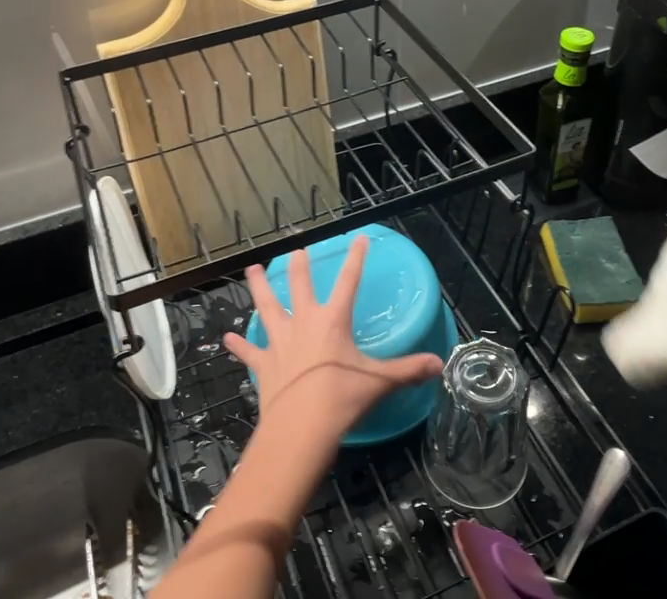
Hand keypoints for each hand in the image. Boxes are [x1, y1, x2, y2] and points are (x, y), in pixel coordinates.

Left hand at [225, 236, 444, 437]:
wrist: (301, 427)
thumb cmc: (342, 398)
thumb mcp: (380, 382)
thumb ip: (408, 370)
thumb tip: (439, 363)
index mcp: (333, 321)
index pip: (349, 282)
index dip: (356, 259)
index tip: (359, 238)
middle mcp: (304, 323)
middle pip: (299, 286)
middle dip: (298, 265)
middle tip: (294, 248)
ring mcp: (280, 343)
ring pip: (268, 307)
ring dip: (260, 288)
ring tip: (251, 270)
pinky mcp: (264, 365)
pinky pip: (250, 352)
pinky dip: (239, 345)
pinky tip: (227, 336)